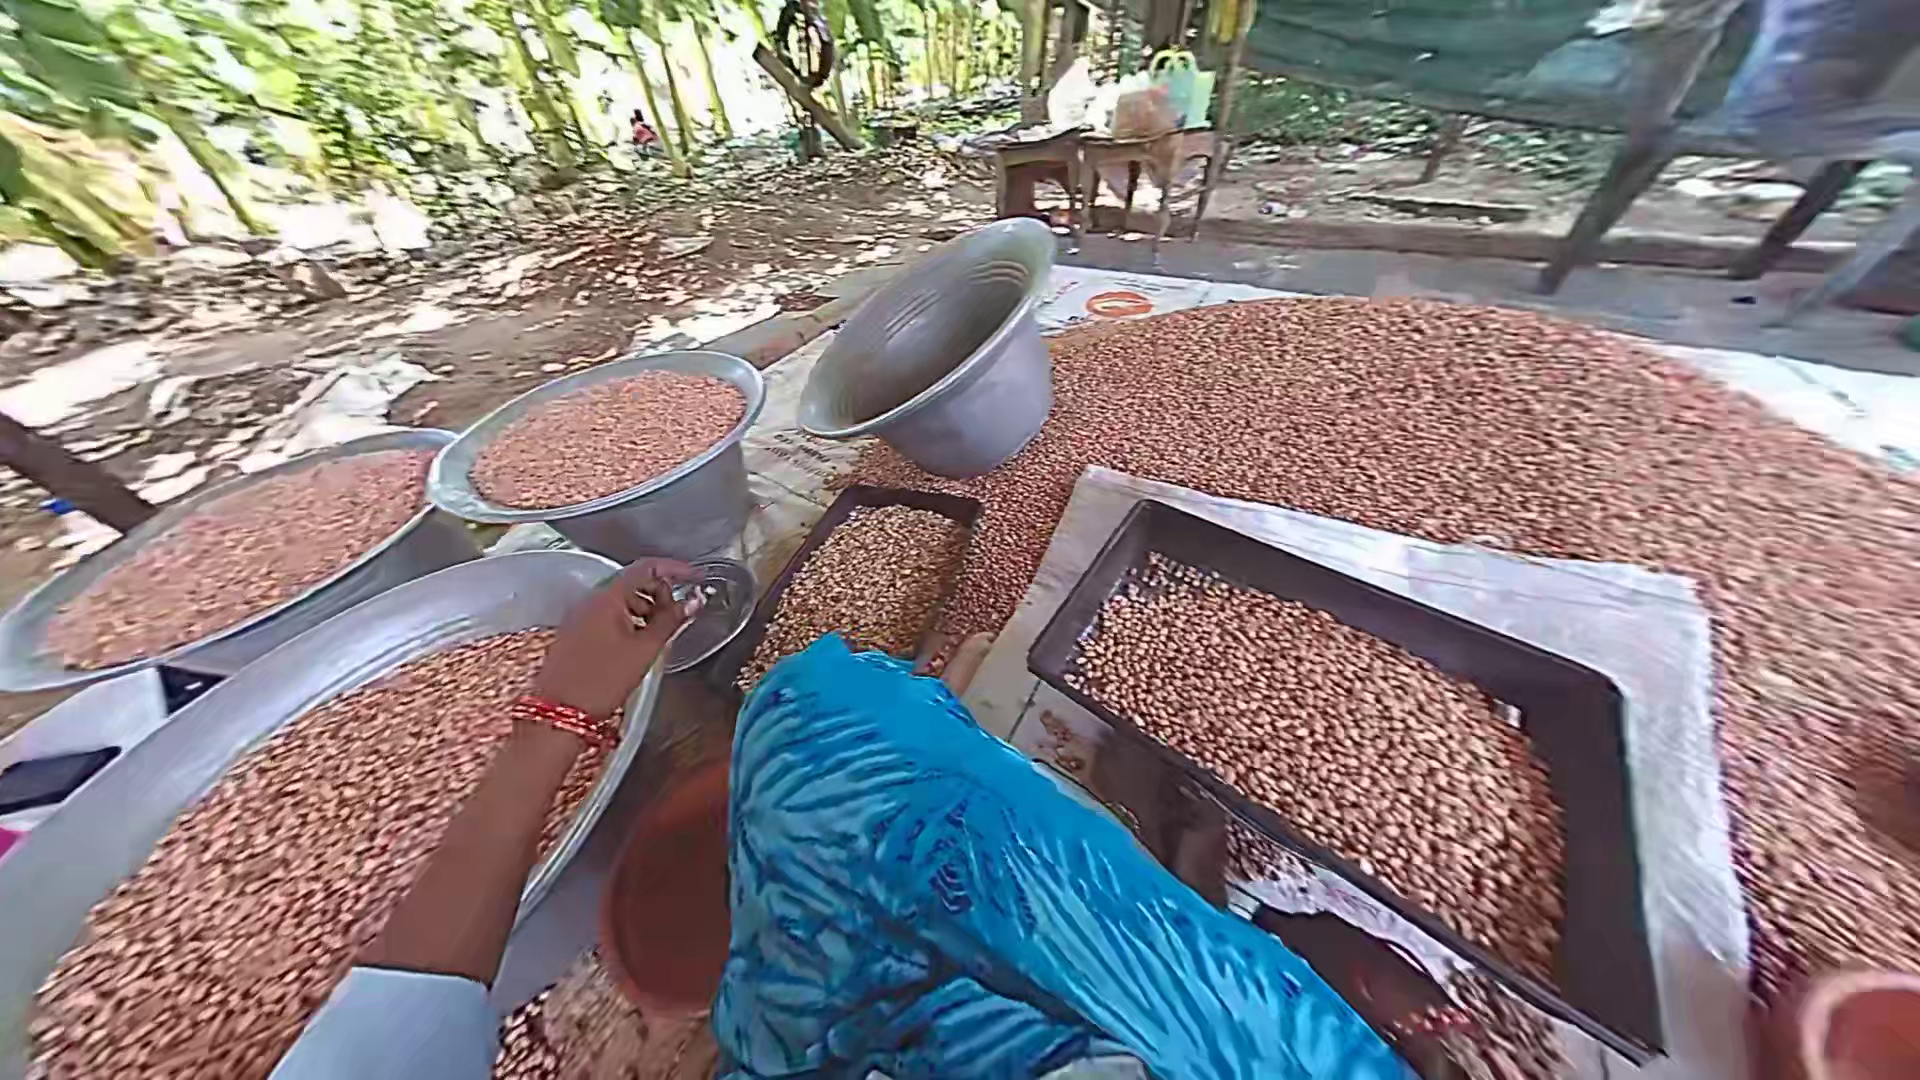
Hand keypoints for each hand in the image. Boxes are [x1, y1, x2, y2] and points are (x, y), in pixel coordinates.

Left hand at [532, 558, 703, 718]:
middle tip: (679, 613)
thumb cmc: (603, 680)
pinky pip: (609, 615)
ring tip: (662, 632)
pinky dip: (631, 620)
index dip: (675, 569)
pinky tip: (641, 641)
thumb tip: (693, 602)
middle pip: (634, 582)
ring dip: (647, 608)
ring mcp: (581, 617)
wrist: (559, 714)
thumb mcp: (645, 648)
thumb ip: (671, 620)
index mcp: (607, 598)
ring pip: (622, 600)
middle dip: (662, 593)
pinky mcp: (577, 633)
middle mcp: (591, 601)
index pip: (646, 568)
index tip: (696, 578)